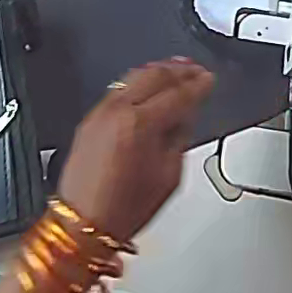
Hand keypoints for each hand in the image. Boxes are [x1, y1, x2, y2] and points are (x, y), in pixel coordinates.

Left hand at [55, 59, 214, 241]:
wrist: (83, 222)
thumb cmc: (123, 208)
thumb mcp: (169, 175)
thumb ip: (180, 136)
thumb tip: (185, 114)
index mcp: (142, 125)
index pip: (178, 94)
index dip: (198, 85)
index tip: (208, 80)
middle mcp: (119, 111)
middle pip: (156, 75)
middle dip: (180, 70)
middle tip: (196, 71)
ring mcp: (102, 112)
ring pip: (135, 75)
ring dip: (159, 70)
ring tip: (177, 70)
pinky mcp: (91, 117)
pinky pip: (119, 87)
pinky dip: (139, 81)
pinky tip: (149, 84)